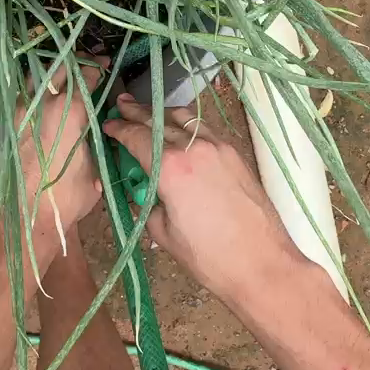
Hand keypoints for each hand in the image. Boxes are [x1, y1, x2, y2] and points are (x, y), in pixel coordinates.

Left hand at [13, 59, 104, 269]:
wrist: (24, 218)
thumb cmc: (65, 199)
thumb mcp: (95, 170)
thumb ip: (96, 142)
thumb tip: (100, 130)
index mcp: (68, 112)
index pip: (85, 77)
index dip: (98, 68)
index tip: (106, 65)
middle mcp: (43, 104)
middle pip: (60, 69)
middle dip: (77, 63)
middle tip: (89, 64)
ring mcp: (22, 112)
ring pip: (39, 77)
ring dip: (55, 71)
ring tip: (68, 75)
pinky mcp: (10, 123)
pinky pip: (26, 93)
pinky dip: (39, 87)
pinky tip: (48, 95)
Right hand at [100, 94, 303, 302]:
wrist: (262, 264)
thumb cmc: (210, 257)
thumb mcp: (163, 234)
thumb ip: (145, 204)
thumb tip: (138, 190)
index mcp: (170, 168)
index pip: (136, 137)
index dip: (118, 130)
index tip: (107, 125)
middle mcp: (193, 148)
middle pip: (158, 120)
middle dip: (136, 112)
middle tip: (121, 105)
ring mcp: (218, 147)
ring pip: (184, 117)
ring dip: (162, 114)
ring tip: (148, 112)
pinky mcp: (234, 153)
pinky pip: (204, 128)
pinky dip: (186, 124)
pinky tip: (180, 131)